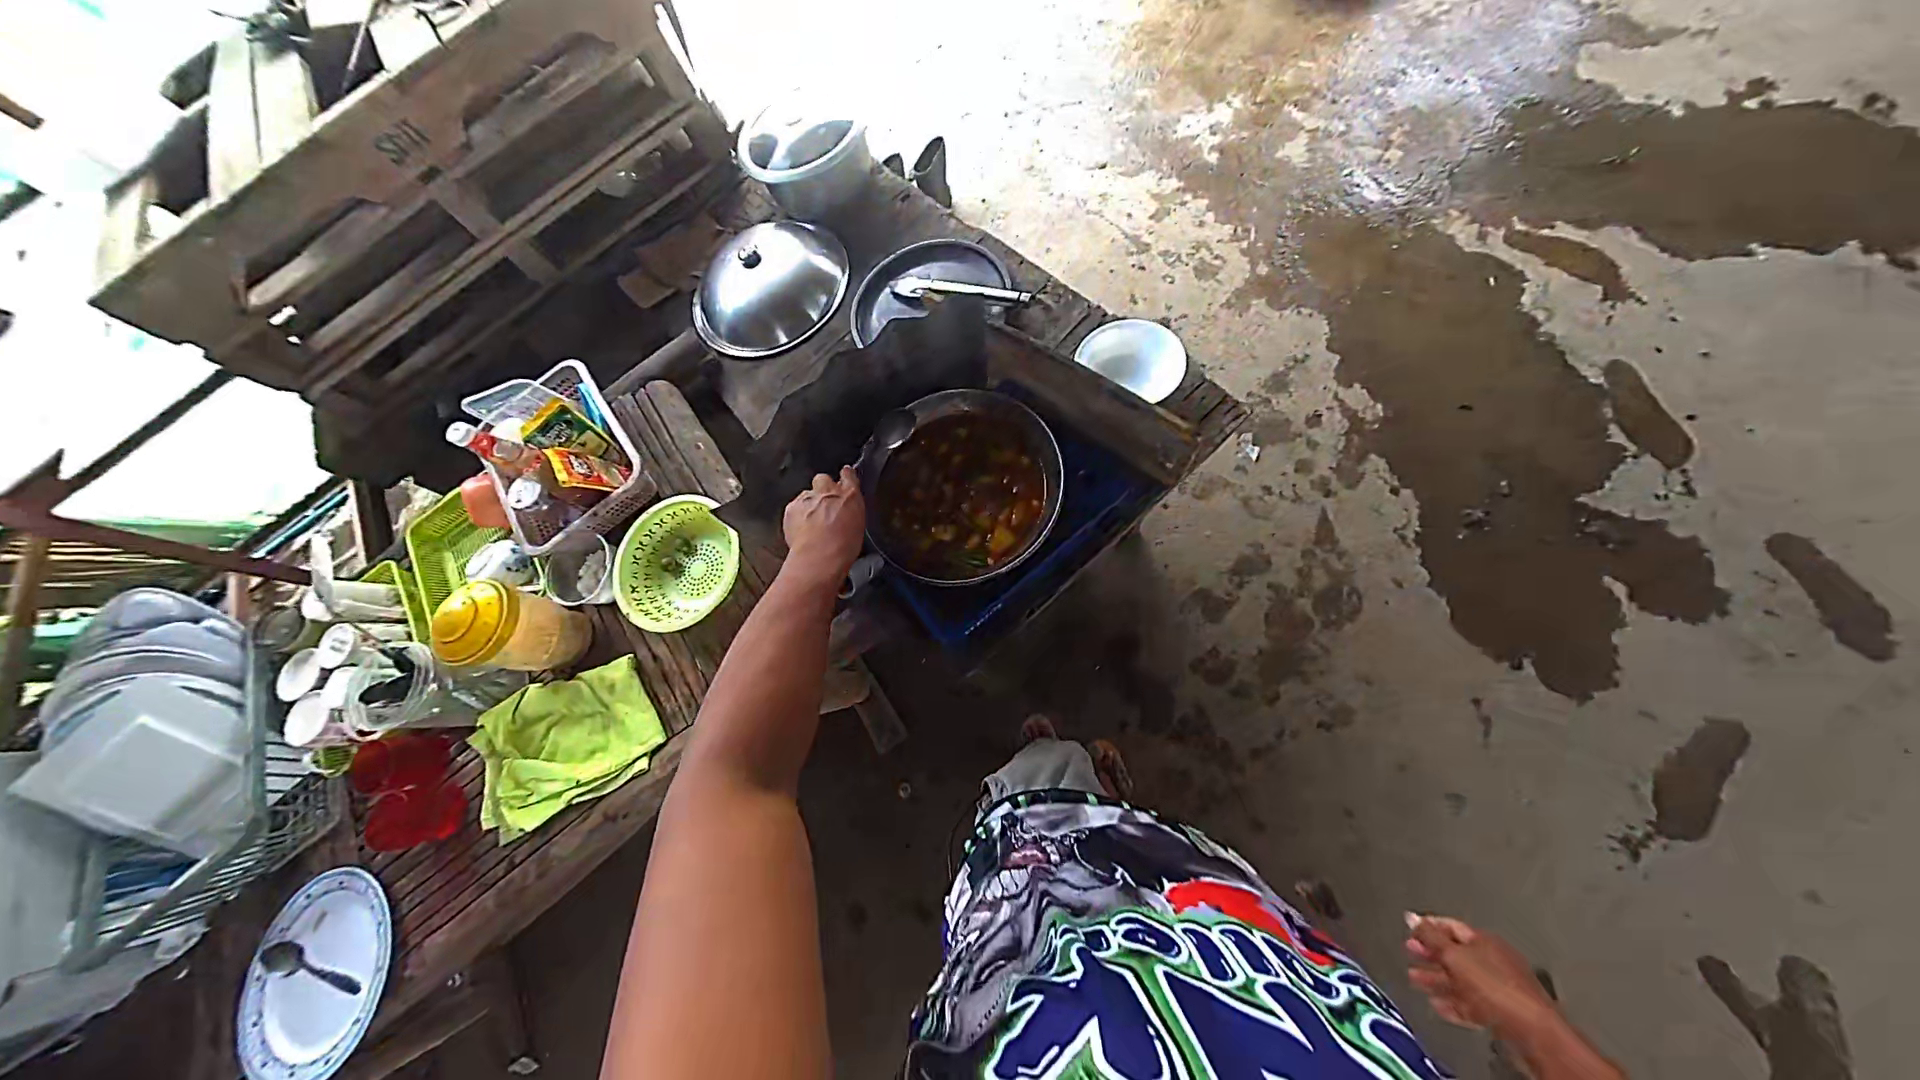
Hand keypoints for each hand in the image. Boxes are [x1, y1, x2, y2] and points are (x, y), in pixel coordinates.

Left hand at [782, 467, 864, 586]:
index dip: (845, 476)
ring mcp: (808, 498)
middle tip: (825, 505)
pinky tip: (802, 530)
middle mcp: (828, 491)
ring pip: (807, 494)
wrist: (820, 557)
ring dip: (809, 504)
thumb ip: (852, 512)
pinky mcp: (792, 508)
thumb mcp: (859, 527)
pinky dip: (796, 515)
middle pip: (823, 479)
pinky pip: (794, 507)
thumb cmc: (843, 547)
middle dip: (823, 489)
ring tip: (812, 524)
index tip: (845, 477)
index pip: (848, 474)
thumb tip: (848, 514)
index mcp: (850, 495)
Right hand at [1405, 914, 1557, 1036]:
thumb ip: (1429, 936)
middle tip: (1411, 952)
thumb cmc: (1496, 987)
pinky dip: (1453, 1002)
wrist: (1532, 1032)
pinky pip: (1471, 1003)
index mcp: (1486, 941)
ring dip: (1437, 979)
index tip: (1410, 928)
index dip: (1428, 926)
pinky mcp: (1502, 1013)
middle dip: (1431, 954)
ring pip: (1461, 980)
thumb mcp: (1453, 955)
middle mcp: (1495, 961)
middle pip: (1456, 954)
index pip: (1451, 926)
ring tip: (1416, 979)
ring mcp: (1501, 988)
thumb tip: (1412, 916)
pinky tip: (1439, 1005)